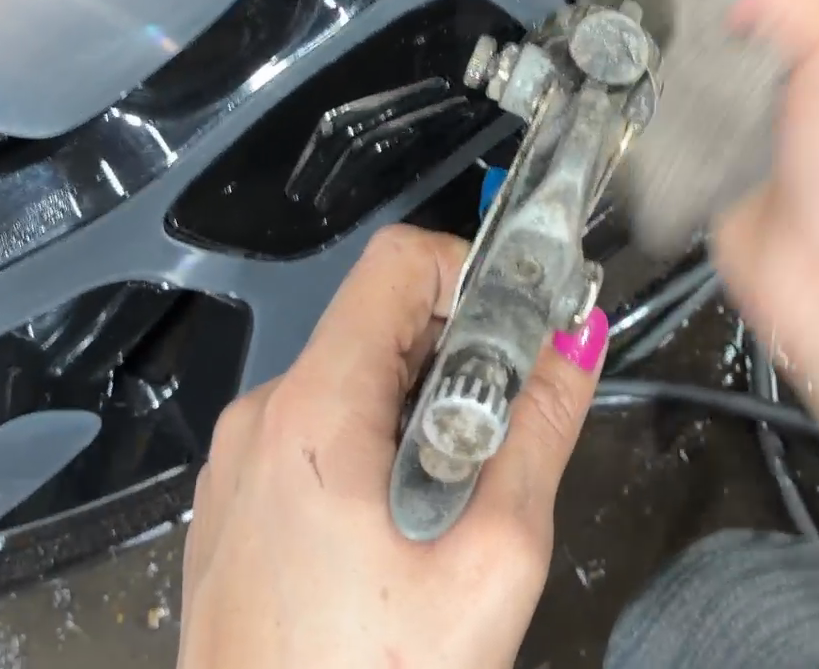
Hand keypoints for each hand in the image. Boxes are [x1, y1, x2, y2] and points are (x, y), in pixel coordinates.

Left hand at [177, 225, 608, 668]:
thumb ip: (540, 428)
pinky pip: (324, 424)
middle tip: (505, 422)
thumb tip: (579, 338)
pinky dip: (380, 438)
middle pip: (380, 316)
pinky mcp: (240, 493)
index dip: (470, 273)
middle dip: (459, 350)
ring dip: (425, 402)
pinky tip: (404, 517)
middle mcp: (265, 411)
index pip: (397, 262)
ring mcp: (242, 454)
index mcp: (315, 408)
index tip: (519, 330)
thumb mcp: (495, 555)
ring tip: (456, 489)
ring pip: (359, 373)